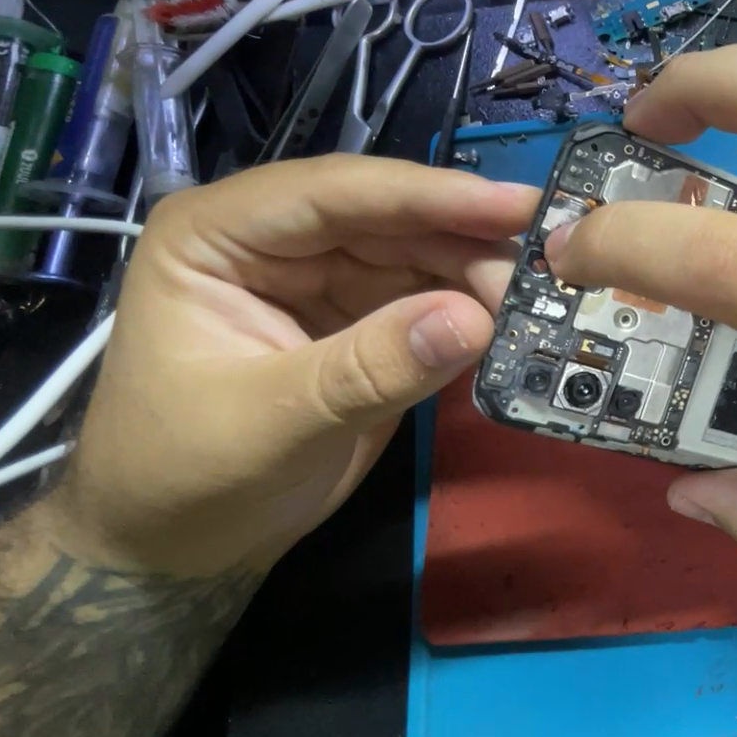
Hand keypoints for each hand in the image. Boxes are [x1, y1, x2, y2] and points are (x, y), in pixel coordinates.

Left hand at [53, 157, 538, 575]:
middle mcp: (284, 242)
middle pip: (396, 218)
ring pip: (430, 252)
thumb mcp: (272, 424)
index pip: (334, 194)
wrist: (186, 541)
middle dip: (472, 240)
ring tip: (547, 299)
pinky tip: (523, 318)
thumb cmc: (188, 477)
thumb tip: (476, 318)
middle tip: (550, 269)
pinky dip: (483, 307)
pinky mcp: (375, 316)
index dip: (428, 196)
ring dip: (487, 272)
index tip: (514, 207)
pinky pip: (442, 295)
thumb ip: (369, 369)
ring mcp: (334, 277)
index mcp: (221, 238)